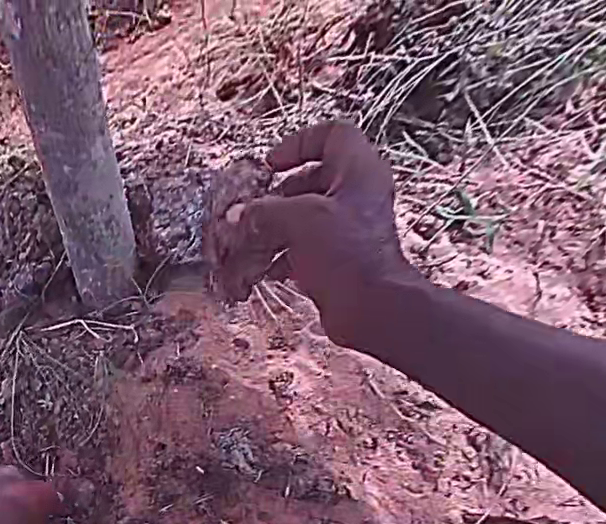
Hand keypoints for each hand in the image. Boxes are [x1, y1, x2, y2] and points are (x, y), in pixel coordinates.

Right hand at [207, 121, 423, 348]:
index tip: (271, 164)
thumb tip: (236, 214)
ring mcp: (349, 229)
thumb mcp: (300, 220)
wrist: (369, 306)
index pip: (331, 136)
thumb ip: (264, 212)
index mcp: (358, 171)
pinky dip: (284, 255)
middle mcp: (357, 196)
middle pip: (312, 181)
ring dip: (276, 229)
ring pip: (306, 217)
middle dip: (279, 196)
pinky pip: (306, 248)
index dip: (298, 144)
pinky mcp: (340, 259)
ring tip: (254, 242)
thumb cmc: (347, 254)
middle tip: (256, 210)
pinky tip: (266, 269)